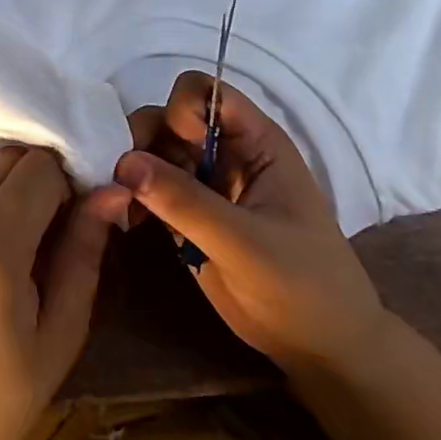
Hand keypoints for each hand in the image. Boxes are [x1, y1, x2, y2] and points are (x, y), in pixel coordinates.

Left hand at [0, 147, 129, 439]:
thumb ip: (85, 251)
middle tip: (43, 225)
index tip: (68, 220)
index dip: (64, 186)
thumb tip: (112, 189)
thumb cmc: (2, 392)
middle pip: (6, 157)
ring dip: (0, 180)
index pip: (39, 168)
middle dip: (34, 179)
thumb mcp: (62, 331)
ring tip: (9, 228)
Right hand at [117, 72, 388, 372]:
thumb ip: (186, 202)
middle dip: (143, 141)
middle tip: (121, 180)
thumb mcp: (246, 243)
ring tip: (119, 206)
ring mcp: (206, 184)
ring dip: (130, 171)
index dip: (184, 110)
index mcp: (255, 141)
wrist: (320, 347)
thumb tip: (124, 163)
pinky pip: (151, 189)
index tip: (179, 150)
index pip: (207, 92)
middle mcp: (226, 152)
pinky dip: (132, 198)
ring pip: (154, 153)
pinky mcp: (189, 215)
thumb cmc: (301, 285)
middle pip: (170, 119)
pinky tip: (125, 222)